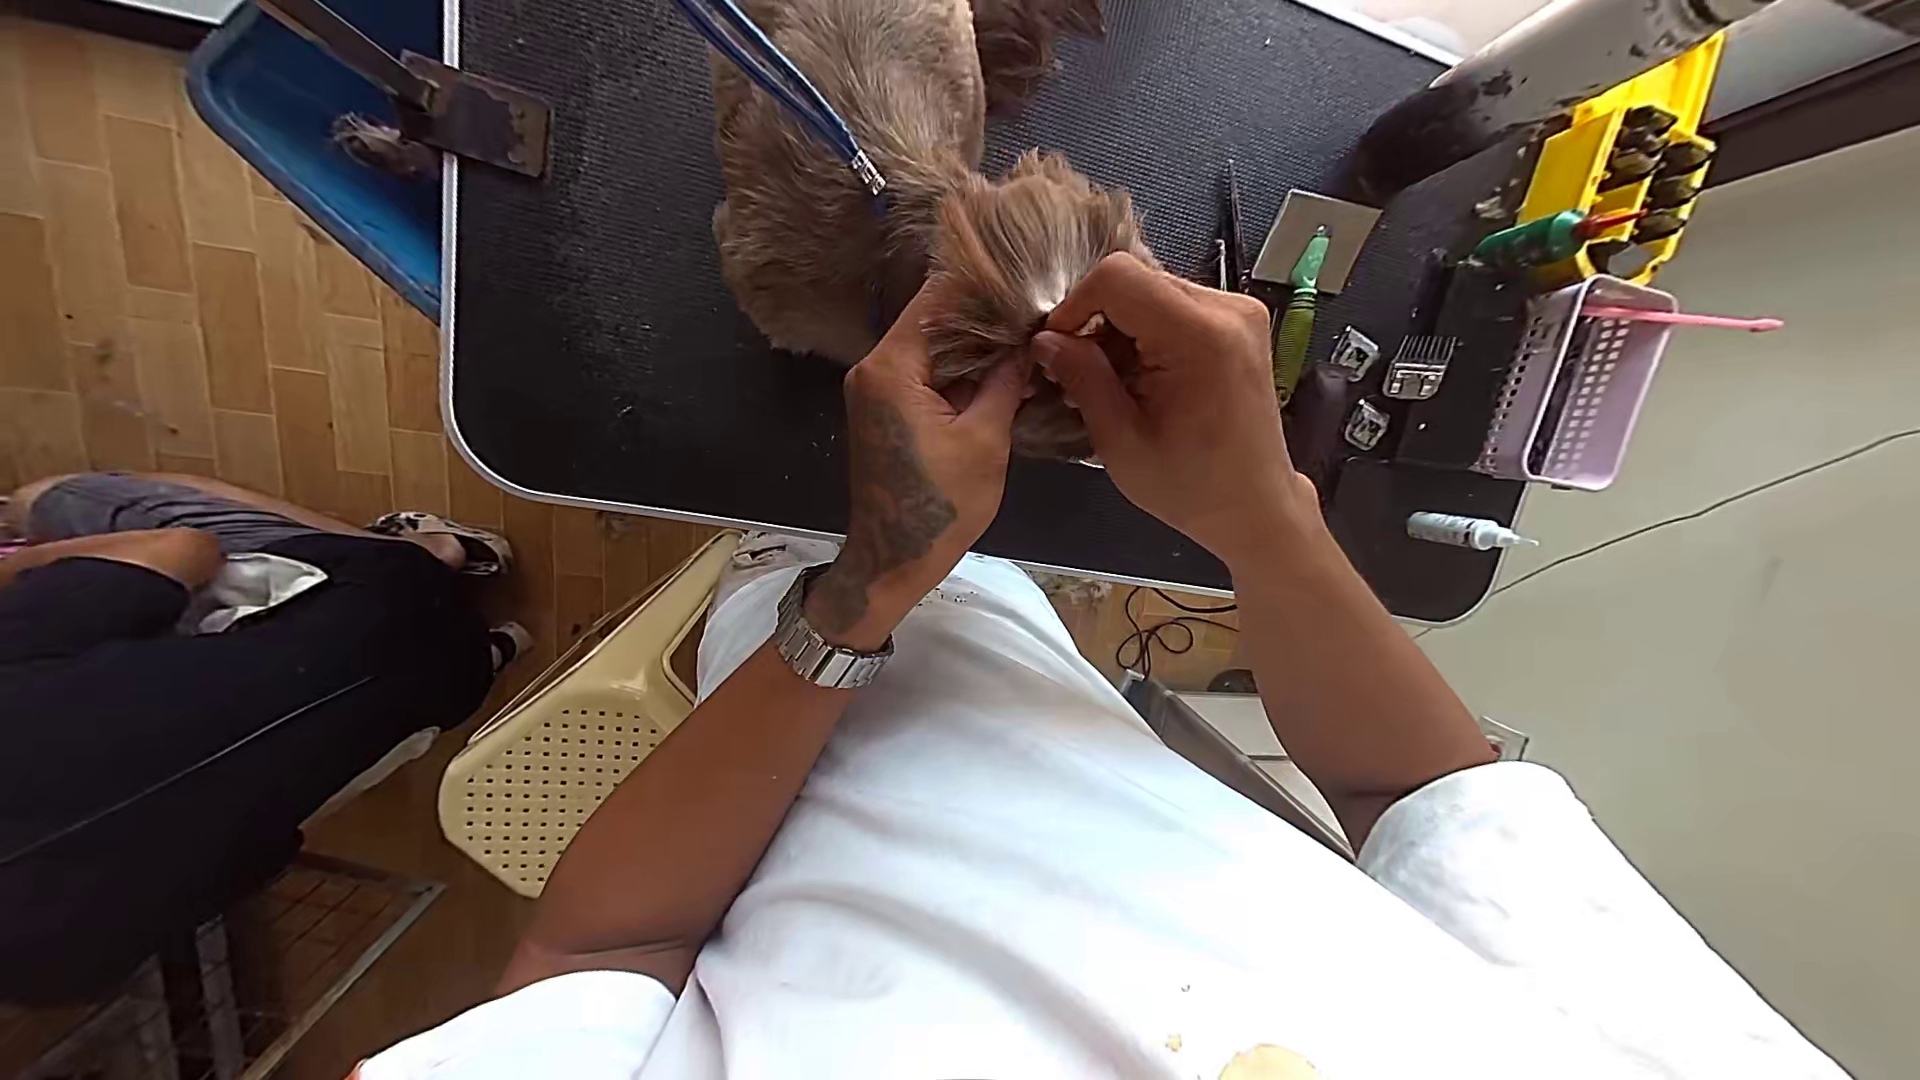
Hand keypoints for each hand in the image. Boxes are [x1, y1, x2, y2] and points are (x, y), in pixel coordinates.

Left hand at [807, 286, 1034, 650]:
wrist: (894, 559)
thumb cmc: (940, 506)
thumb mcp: (985, 440)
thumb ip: (1005, 381)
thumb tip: (1028, 342)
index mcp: (891, 368)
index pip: (935, 299)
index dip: (982, 287)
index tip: (1026, 284)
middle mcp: (873, 370)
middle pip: (931, 321)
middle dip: (983, 317)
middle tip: (1035, 313)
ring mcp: (874, 391)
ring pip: (929, 349)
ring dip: (973, 346)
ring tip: (1025, 338)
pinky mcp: (883, 412)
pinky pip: (923, 375)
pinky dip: (957, 372)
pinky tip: (998, 370)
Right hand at [1036, 253, 1319, 567]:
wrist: (1253, 505)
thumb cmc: (1190, 486)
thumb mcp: (1120, 440)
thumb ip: (1082, 378)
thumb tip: (1045, 341)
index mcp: (1200, 336)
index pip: (1118, 277)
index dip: (1074, 307)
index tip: (1058, 349)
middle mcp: (1228, 309)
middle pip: (1134, 281)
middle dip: (1095, 323)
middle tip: (1080, 375)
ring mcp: (1238, 313)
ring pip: (1150, 292)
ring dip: (1118, 332)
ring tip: (1113, 384)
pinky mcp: (1238, 324)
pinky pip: (1173, 308)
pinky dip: (1144, 336)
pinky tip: (1139, 379)